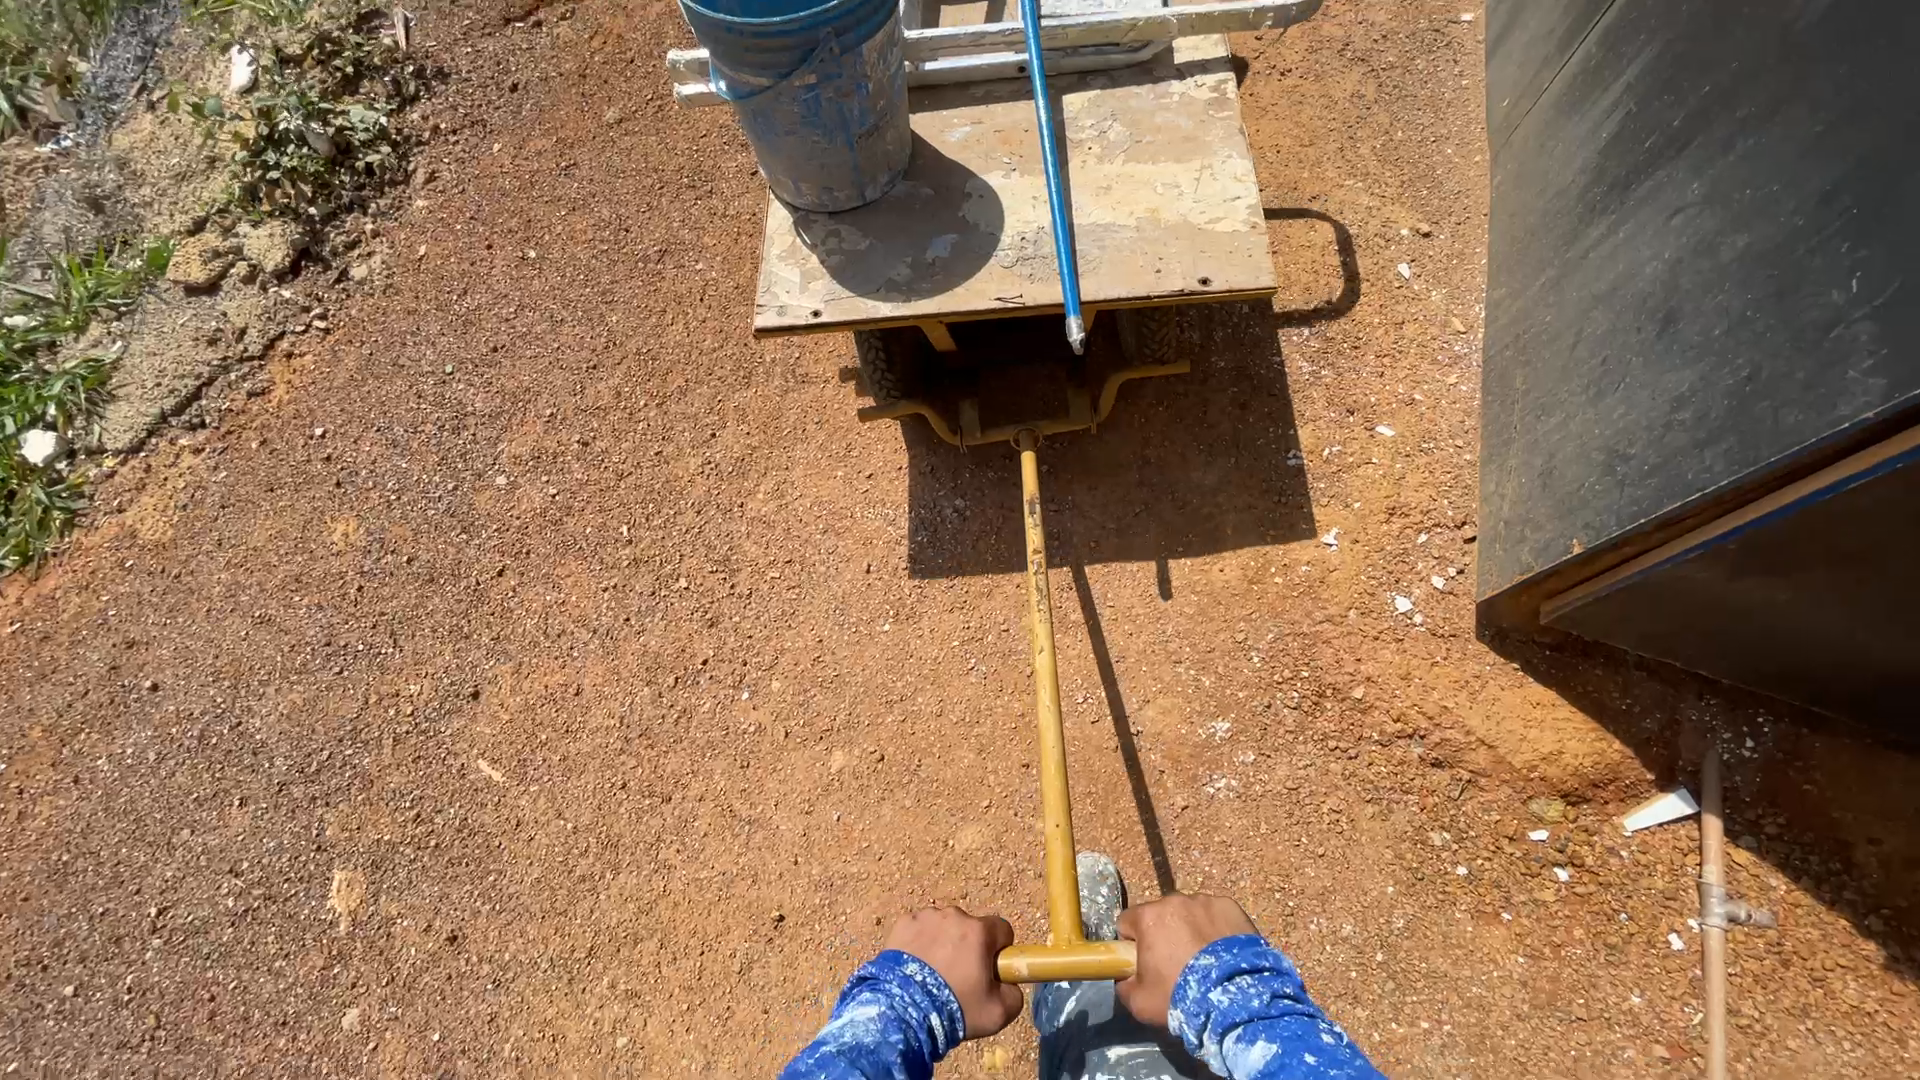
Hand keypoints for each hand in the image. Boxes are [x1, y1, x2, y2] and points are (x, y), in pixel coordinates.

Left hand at [883, 907, 1023, 1038]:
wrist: (904, 1013)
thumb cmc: (954, 1010)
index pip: (1002, 929)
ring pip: (944, 927)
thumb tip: (1010, 983)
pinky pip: (920, 929)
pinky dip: (920, 943)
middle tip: (958, 978)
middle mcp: (954, 915)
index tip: (989, 970)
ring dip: (943, 944)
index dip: (999, 950)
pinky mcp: (904, 923)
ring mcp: (927, 916)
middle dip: (968, 948)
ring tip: (932, 976)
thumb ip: (1014, 993)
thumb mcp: (998, 1013)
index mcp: (979, 931)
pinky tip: (914, 968)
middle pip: (971, 928)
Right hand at [1116, 894, 1257, 1026]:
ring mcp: (1204, 901)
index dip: (1133, 943)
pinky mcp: (1230, 906)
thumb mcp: (1140, 1003)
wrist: (1237, 1002)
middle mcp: (1173, 900)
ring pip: (1189, 913)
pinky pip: (1215, 914)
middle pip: (1160, 914)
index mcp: (1147, 917)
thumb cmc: (1182, 999)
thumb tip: (1125, 976)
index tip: (1146, 962)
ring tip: (1206, 961)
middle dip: (1165, 934)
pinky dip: (1216, 929)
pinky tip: (1224, 953)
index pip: (1127, 922)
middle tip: (1179, 964)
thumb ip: (1124, 984)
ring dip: (1191, 930)